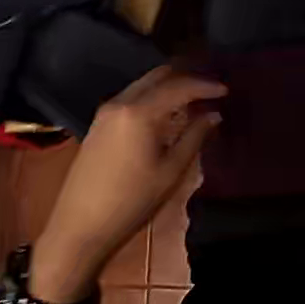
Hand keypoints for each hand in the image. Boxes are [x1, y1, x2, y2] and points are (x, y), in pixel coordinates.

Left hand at [29, 66, 225, 303]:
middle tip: (209, 90)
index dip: (205, 85)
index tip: (226, 90)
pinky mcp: (98, 123)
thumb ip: (194, 136)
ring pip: (143, 84)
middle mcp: (120, 102)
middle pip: (158, 76)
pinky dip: (152, 97)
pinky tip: (166, 113)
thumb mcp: (171, 170)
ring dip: (168, 87)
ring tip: (192, 100)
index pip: (178, 86)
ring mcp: (106, 112)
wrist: (78, 226)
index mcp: (139, 112)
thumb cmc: (131, 200)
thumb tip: (214, 114)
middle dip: (185, 79)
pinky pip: (132, 97)